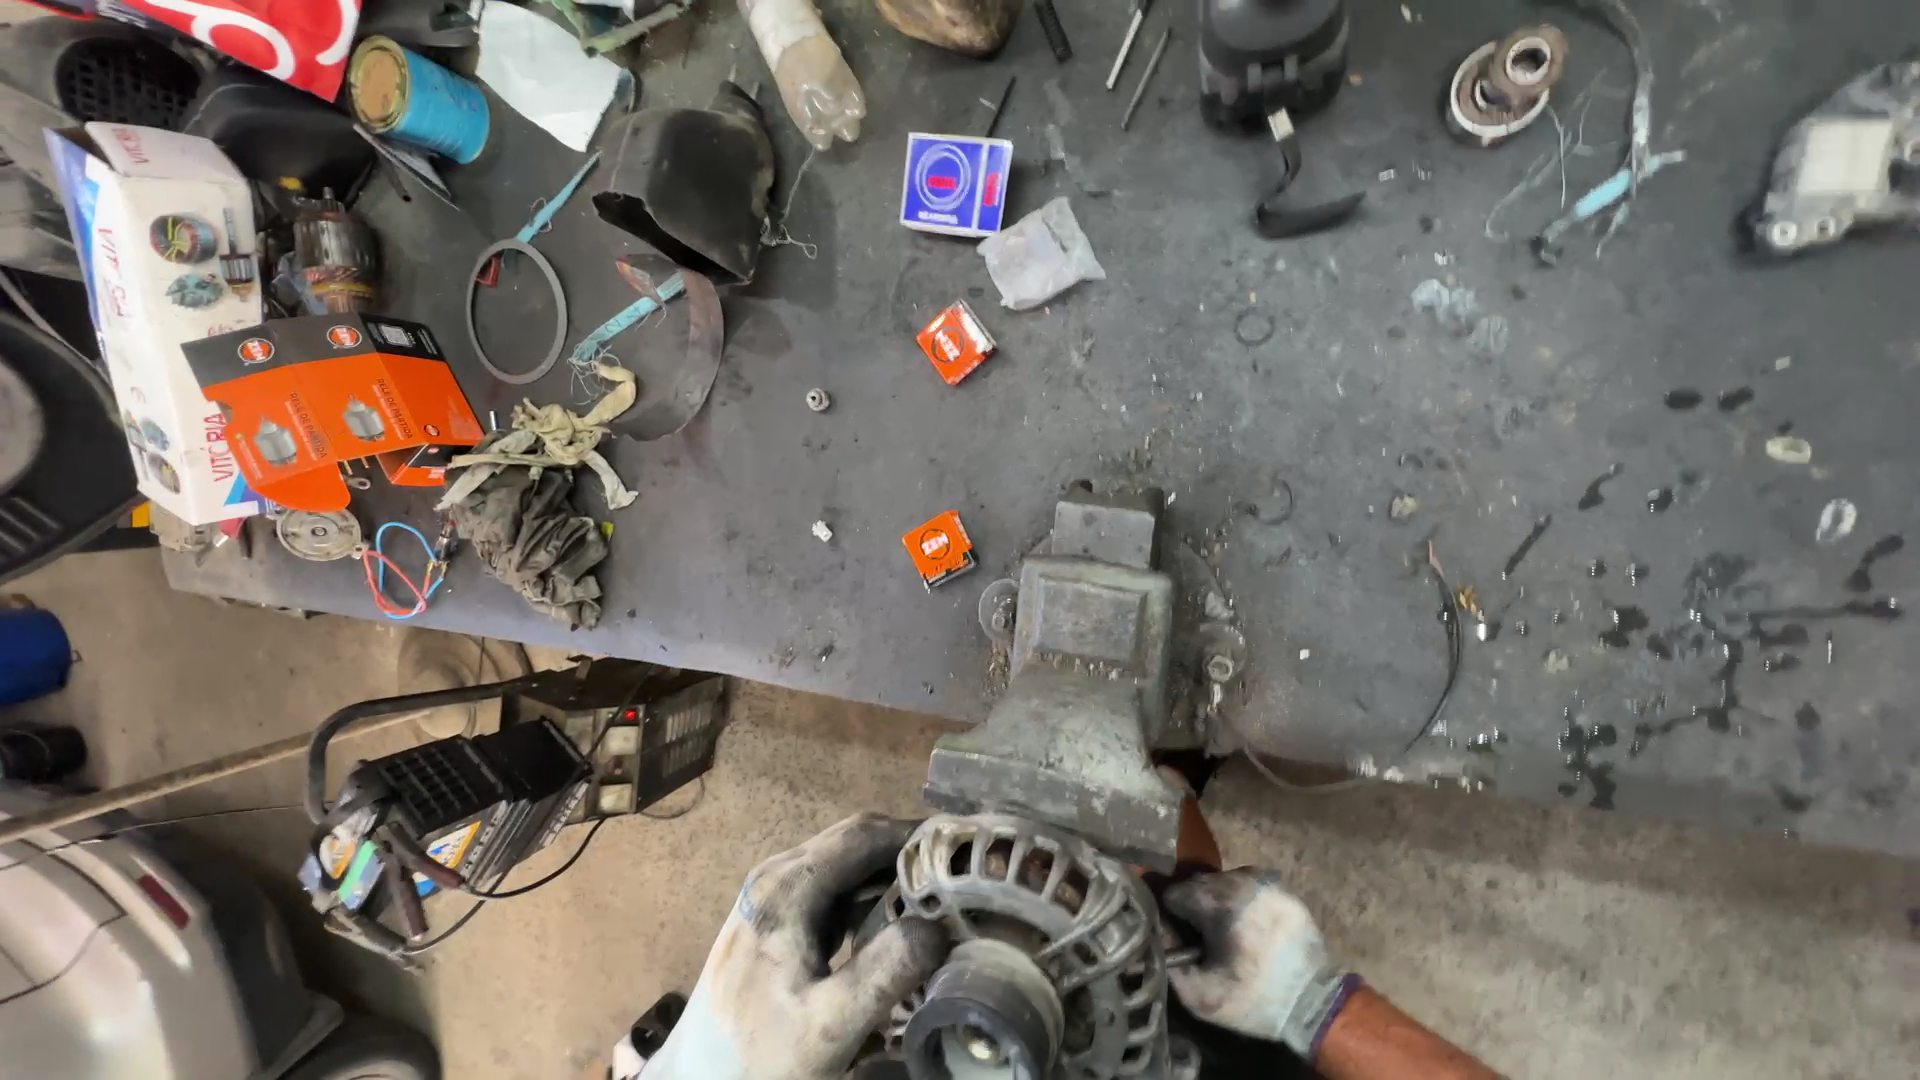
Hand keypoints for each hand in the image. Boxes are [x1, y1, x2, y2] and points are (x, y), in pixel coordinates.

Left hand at [643, 815, 948, 1079]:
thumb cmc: (756, 1057)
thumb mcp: (826, 1028)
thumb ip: (883, 975)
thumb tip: (937, 927)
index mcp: (788, 886)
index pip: (863, 834)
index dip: (914, 835)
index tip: (961, 849)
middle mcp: (778, 874)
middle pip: (855, 840)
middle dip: (907, 850)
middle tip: (958, 872)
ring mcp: (774, 892)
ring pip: (845, 862)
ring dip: (890, 870)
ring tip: (938, 893)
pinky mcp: (776, 916)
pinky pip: (833, 886)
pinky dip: (869, 892)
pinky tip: (896, 919)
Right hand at [1162, 869, 1361, 1060]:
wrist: (1315, 1003)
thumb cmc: (1254, 999)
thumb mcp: (1200, 995)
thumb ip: (1168, 961)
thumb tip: (1158, 933)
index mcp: (1217, 901)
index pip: (1173, 894)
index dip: (1174, 920)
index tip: (1187, 943)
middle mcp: (1239, 879)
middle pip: (1197, 885)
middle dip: (1196, 909)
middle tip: (1209, 941)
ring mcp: (1263, 879)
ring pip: (1221, 881)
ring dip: (1218, 902)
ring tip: (1231, 934)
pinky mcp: (1280, 885)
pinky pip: (1245, 884)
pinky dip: (1240, 899)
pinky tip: (1250, 926)